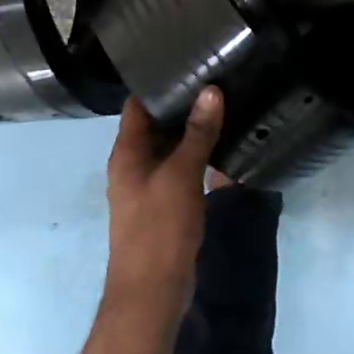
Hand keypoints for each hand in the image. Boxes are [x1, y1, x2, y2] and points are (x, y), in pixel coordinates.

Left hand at [103, 88, 223, 301]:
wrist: (152, 292)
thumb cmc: (159, 229)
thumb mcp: (181, 175)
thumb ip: (198, 133)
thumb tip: (212, 90)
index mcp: (127, 153)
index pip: (138, 105)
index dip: (159, 82)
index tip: (189, 61)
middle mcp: (134, 164)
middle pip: (156, 124)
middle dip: (183, 103)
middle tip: (217, 78)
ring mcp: (150, 185)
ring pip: (172, 147)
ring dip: (193, 130)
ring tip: (226, 104)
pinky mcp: (166, 202)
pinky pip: (182, 168)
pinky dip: (198, 154)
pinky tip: (224, 145)